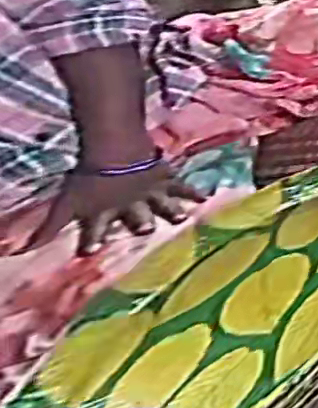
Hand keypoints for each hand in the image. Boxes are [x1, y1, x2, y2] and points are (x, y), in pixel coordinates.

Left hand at [24, 164, 203, 255]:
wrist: (117, 154)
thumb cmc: (86, 180)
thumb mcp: (62, 206)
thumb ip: (48, 229)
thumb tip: (19, 252)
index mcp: (103, 215)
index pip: (94, 234)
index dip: (92, 243)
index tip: (90, 253)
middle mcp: (130, 207)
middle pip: (137, 218)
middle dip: (143, 226)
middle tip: (150, 232)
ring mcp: (151, 192)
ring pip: (164, 204)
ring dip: (173, 211)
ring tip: (183, 219)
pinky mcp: (166, 179)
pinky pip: (183, 186)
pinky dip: (194, 191)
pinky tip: (207, 196)